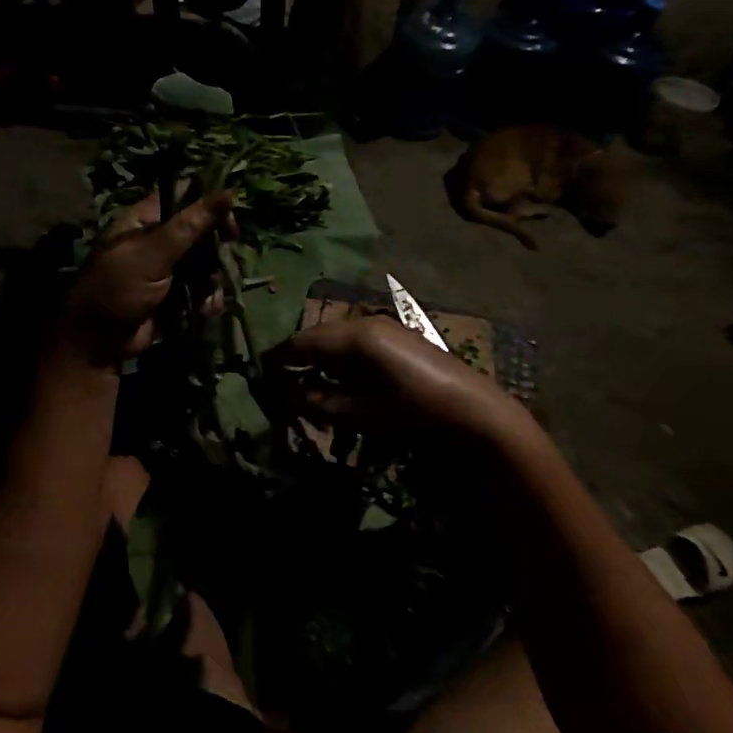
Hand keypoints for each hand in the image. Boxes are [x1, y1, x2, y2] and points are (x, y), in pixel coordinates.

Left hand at [59, 191, 234, 364]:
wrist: (98, 340)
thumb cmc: (119, 287)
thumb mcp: (154, 252)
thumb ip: (191, 224)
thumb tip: (228, 192)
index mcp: (145, 219)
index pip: (184, 196)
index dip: (209, 203)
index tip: (229, 219)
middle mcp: (157, 239)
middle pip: (200, 232)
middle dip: (213, 251)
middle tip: (218, 264)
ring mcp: (166, 268)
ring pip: (204, 263)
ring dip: (210, 281)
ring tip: (206, 296)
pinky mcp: (174, 294)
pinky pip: (200, 289)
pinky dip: (206, 299)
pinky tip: (204, 311)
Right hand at [269, 315, 538, 445]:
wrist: (470, 408)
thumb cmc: (408, 410)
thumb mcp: (355, 411)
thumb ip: (314, 401)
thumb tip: (284, 393)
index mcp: (352, 334)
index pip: (301, 341)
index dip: (279, 359)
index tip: (261, 376)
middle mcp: (366, 322)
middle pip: (319, 338)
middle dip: (301, 364)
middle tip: (288, 391)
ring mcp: (386, 327)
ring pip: (338, 342)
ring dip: (323, 367)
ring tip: (316, 394)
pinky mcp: (400, 338)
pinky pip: (359, 347)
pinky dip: (345, 365)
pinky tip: (346, 387)